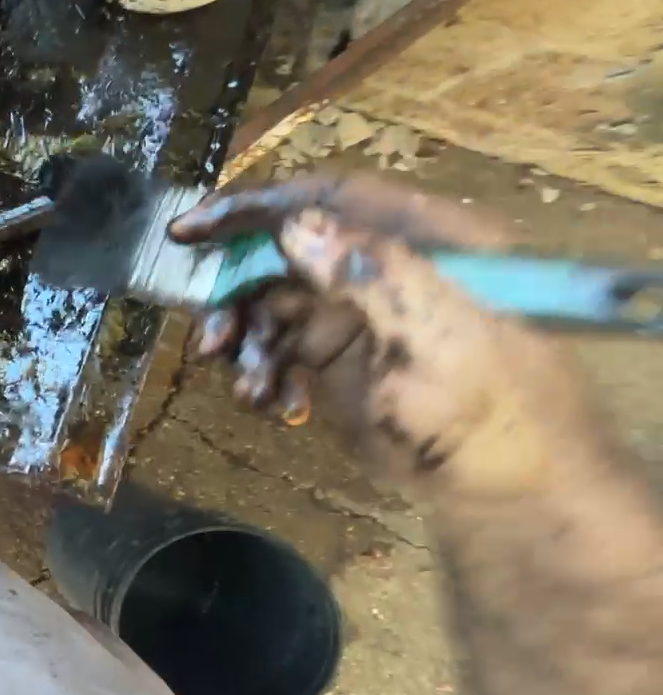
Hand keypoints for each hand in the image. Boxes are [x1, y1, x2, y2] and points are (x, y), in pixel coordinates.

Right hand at [169, 175, 606, 500]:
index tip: (189, 228)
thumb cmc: (492, 414)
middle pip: (277, 256)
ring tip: (248, 386)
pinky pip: (270, 348)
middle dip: (235, 298)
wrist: (505, 493)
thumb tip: (294, 226)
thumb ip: (373, 274)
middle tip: (209, 339)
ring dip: (243, 343)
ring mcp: (351, 314)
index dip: (254, 206)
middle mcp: (378, 270)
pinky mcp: (329, 355)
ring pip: (264, 305)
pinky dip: (259, 373)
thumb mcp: (439, 338)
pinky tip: (270, 402)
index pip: (327, 200)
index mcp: (422, 245)